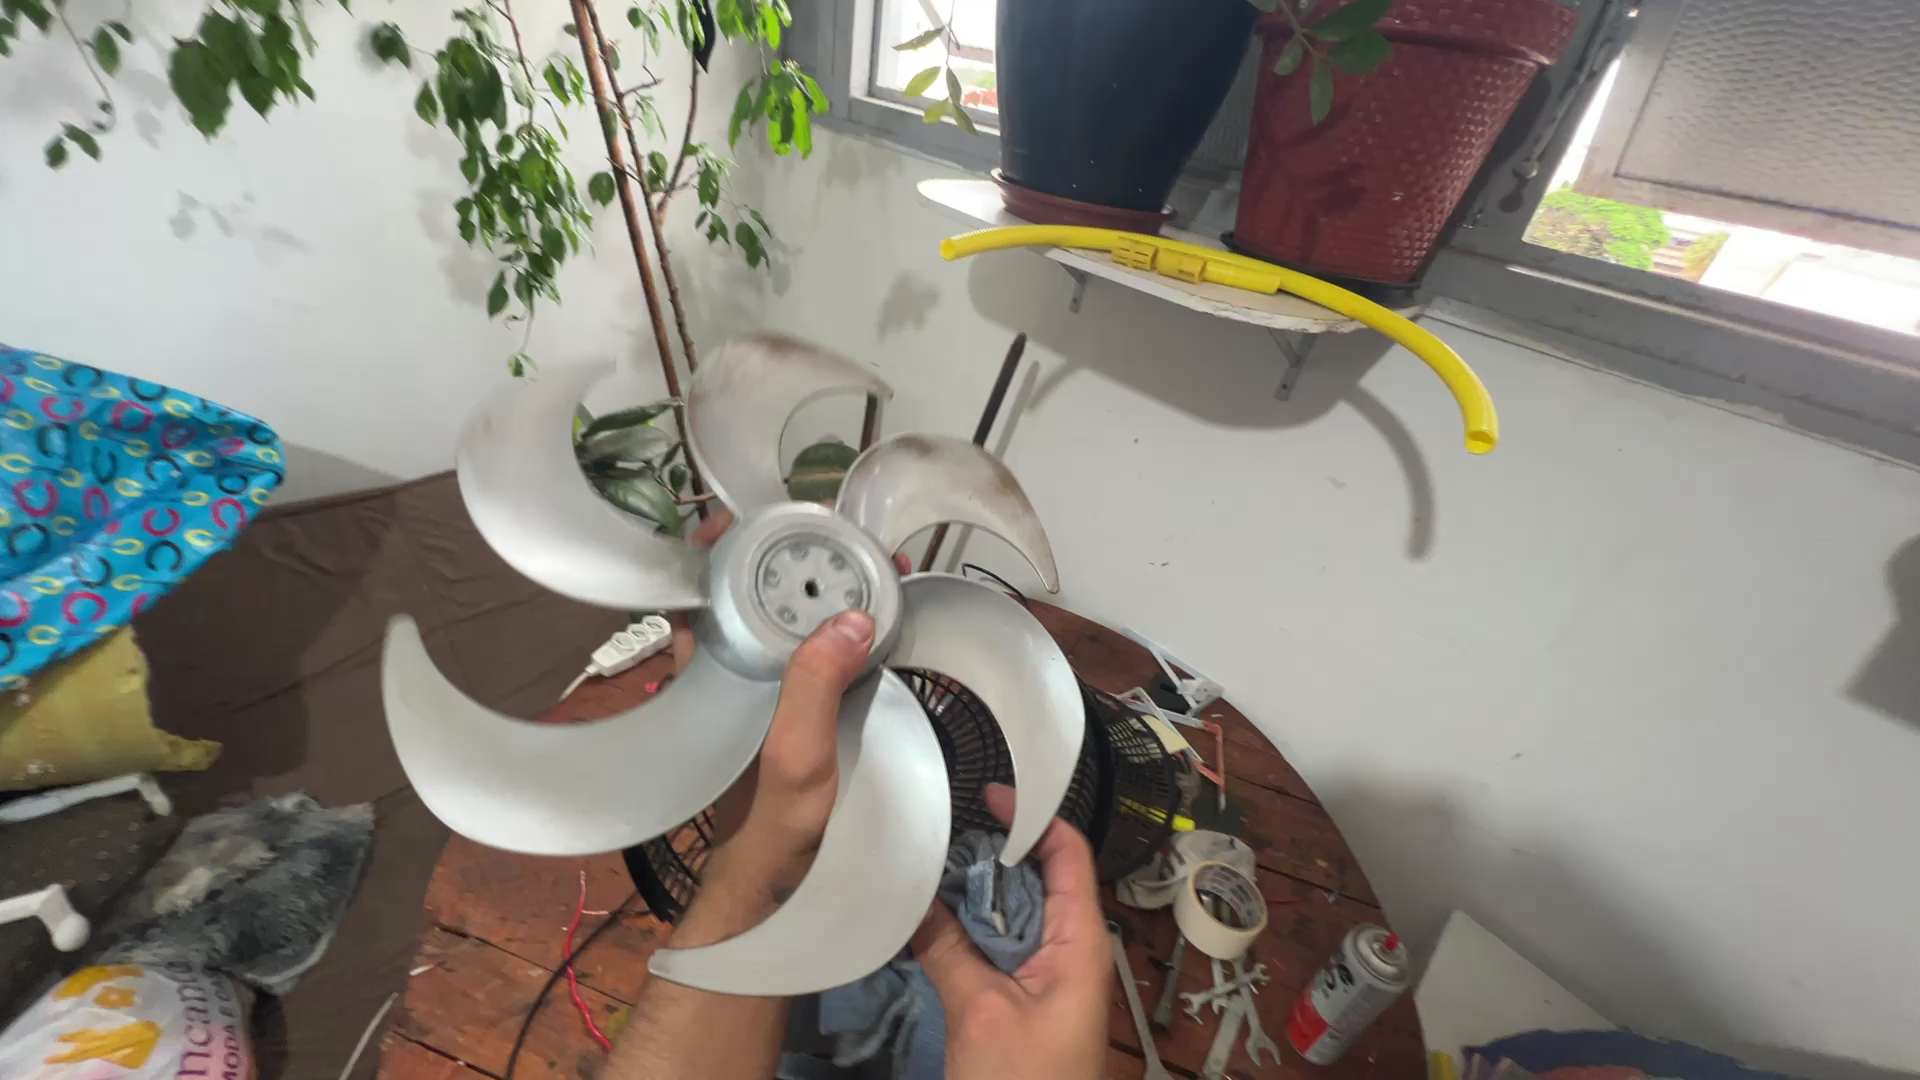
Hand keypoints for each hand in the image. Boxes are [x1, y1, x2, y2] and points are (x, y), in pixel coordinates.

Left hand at [684, 506, 906, 873]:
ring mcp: (777, 685)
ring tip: (878, 567)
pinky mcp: (808, 700)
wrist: (789, 875)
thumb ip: (813, 687)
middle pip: (761, 596)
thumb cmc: (774, 821)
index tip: (754, 521)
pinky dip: (849, 626)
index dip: (725, 551)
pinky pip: (824, 648)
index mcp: (721, 672)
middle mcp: (744, 670)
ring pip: (796, 621)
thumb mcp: (793, 753)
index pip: (709, 593)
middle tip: (846, 539)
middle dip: (799, 562)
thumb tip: (851, 618)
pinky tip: (881, 618)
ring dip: (832, 591)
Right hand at [911, 783, 1110, 1079]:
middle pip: (1045, 873)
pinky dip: (979, 916)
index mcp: (1080, 940)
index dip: (1036, 816)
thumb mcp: (980, 1012)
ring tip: (943, 851)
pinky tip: (945, 906)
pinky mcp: (1031, 993)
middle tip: (954, 820)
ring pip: (1022, 905)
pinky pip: (1008, 937)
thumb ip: (948, 948)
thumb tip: (913, 897)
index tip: (992, 794)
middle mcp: (1073, 946)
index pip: (1069, 853)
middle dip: (1002, 843)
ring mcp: (1053, 971)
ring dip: (986, 881)